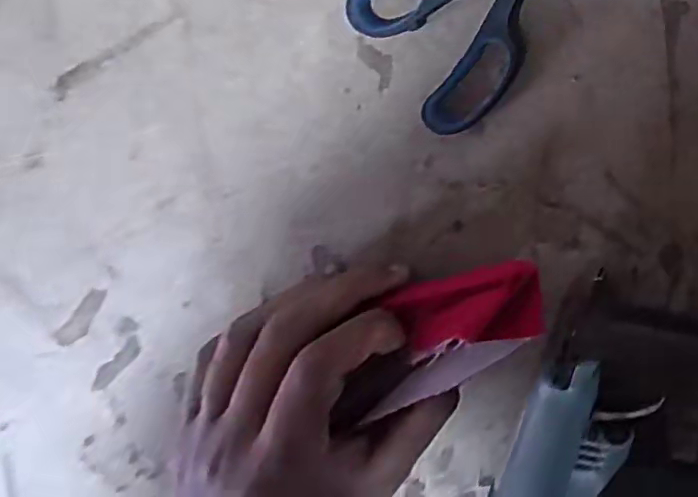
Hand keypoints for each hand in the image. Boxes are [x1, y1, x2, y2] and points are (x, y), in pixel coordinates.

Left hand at [176, 266, 456, 496]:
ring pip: (241, 333)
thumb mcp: (380, 480)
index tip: (404, 333)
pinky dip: (265, 318)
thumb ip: (421, 421)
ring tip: (353, 282)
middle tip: (394, 276)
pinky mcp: (188, 420)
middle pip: (276, 333)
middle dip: (344, 288)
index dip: (368, 329)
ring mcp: (198, 426)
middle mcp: (228, 434)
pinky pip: (216, 352)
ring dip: (305, 294)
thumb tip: (454, 362)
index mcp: (279, 451)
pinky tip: (304, 311)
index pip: (315, 363)